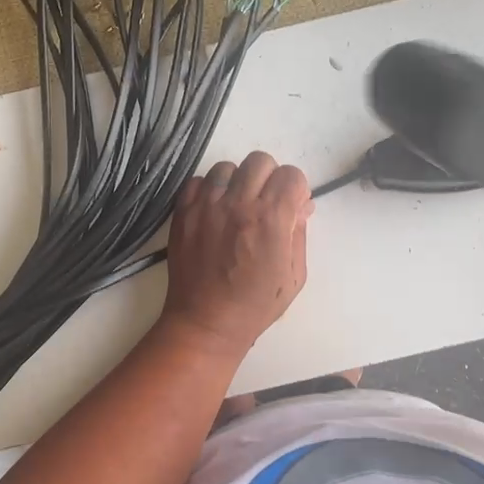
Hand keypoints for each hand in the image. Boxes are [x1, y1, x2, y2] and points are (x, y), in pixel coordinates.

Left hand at [161, 152, 312, 355]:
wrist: (205, 322)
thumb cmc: (255, 305)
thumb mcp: (294, 275)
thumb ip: (298, 233)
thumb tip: (300, 205)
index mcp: (270, 219)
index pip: (291, 175)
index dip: (296, 188)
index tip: (292, 203)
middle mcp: (238, 204)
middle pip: (260, 161)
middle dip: (269, 178)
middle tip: (266, 202)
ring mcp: (207, 205)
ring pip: (227, 167)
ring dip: (237, 182)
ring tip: (236, 206)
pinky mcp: (183, 212)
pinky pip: (197, 181)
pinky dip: (207, 190)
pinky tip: (213, 211)